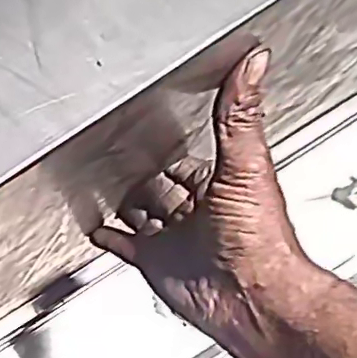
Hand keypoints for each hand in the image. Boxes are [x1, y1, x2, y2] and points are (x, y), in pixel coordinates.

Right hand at [90, 47, 332, 357]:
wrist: (246, 295)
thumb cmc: (256, 240)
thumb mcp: (244, 166)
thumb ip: (240, 115)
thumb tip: (253, 62)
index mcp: (219, 184)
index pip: (189, 159)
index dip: (173, 146)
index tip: (158, 128)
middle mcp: (195, 212)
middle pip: (160, 187)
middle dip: (144, 176)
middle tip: (123, 160)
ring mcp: (173, 239)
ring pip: (142, 215)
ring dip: (127, 204)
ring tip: (109, 190)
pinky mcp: (154, 261)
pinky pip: (126, 245)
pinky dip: (111, 237)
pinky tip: (99, 230)